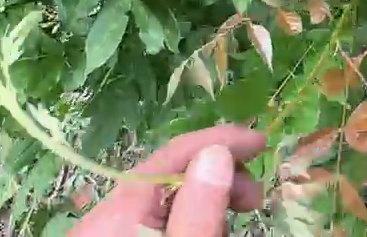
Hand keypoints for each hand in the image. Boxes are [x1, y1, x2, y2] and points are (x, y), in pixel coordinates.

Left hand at [71, 125, 265, 236]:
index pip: (175, 153)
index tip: (263, 143)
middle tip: (256, 196)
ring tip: (237, 216)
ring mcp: (107, 234)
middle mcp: (104, 218)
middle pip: (171, 175)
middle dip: (219, 174)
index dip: (222, 140)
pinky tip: (207, 227)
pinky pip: (155, 220)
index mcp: (118, 211)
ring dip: (208, 199)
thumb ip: (199, 209)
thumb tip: (217, 151)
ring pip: (166, 200)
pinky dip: (188, 217)